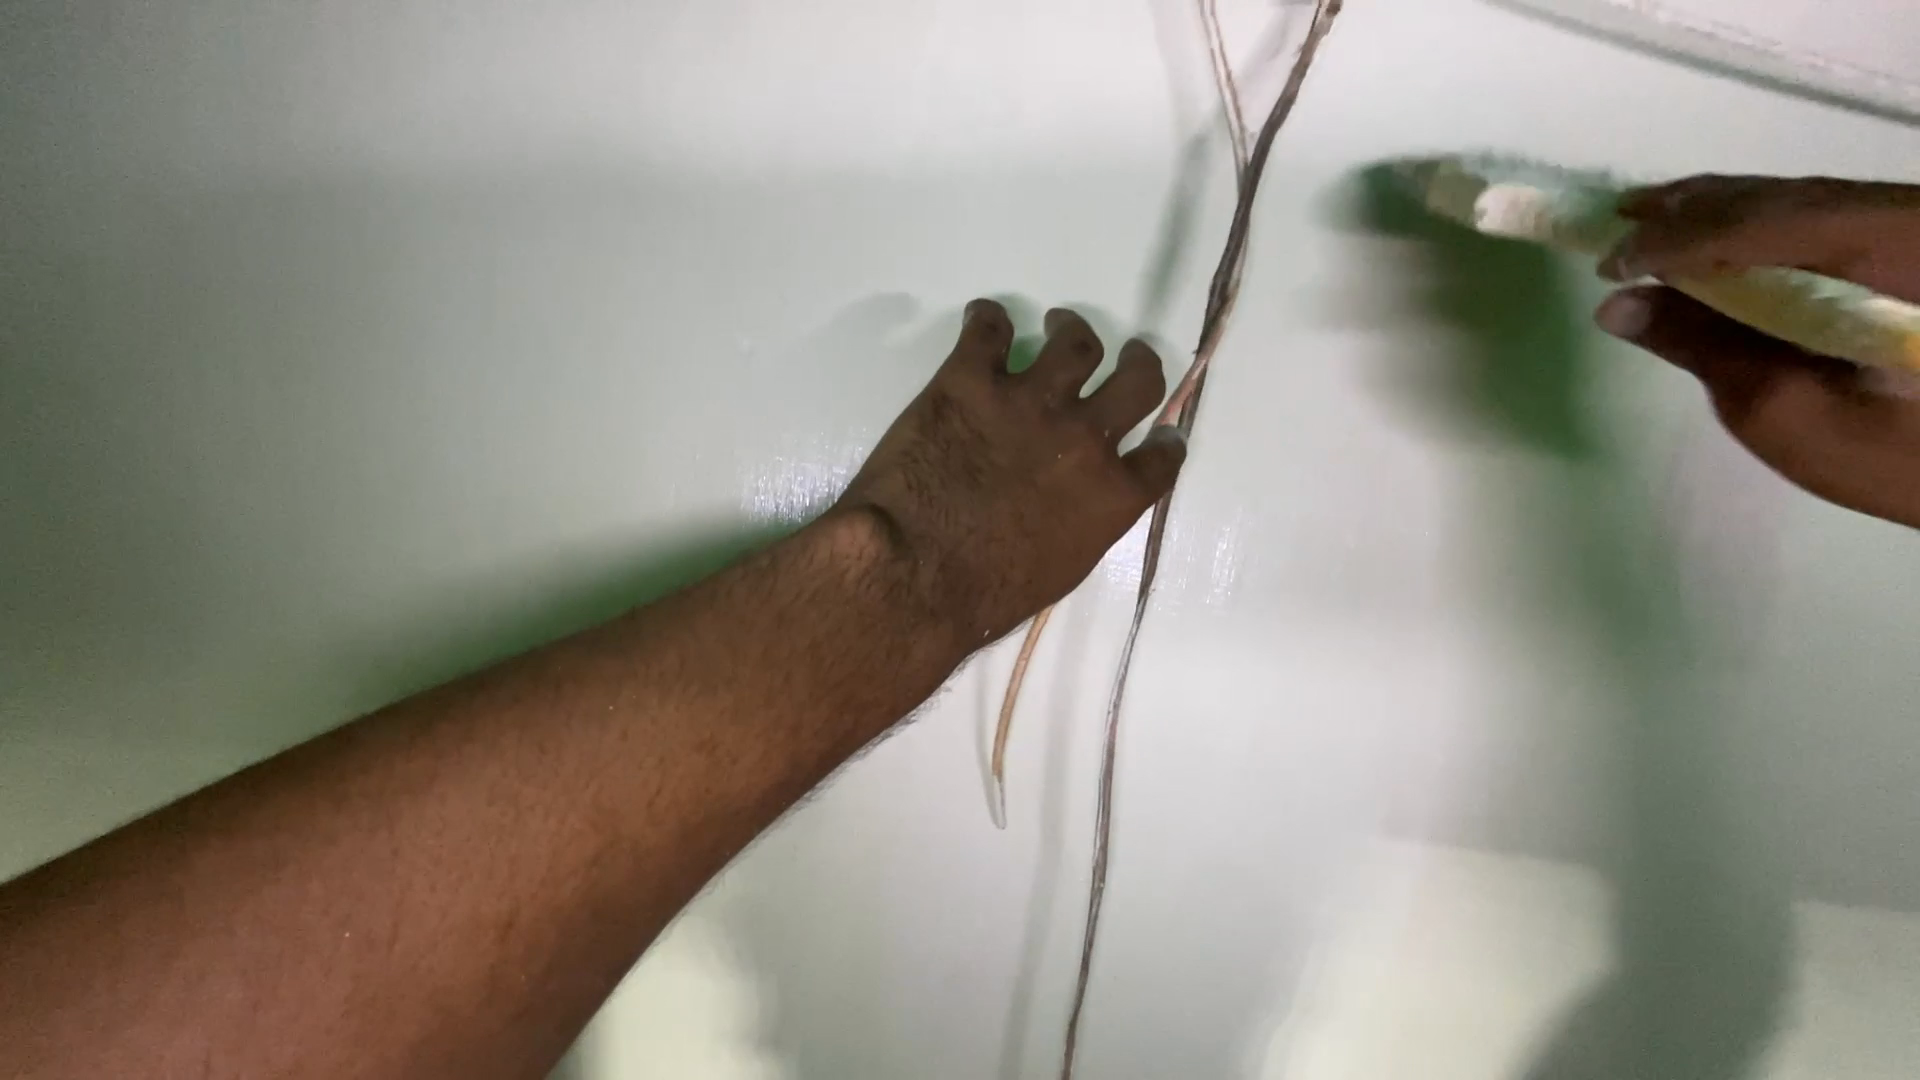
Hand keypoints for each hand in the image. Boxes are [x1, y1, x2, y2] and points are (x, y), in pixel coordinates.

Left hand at [835, 300, 1184, 645]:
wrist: (913, 573)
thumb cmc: (981, 596)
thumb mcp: (1056, 572)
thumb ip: (1081, 525)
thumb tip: (1075, 503)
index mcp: (1111, 496)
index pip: (1162, 456)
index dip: (1165, 441)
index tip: (1159, 434)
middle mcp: (1084, 438)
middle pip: (1138, 379)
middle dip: (1138, 362)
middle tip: (1126, 355)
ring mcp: (1030, 402)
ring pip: (1075, 341)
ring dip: (1072, 328)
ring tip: (1059, 322)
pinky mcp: (970, 380)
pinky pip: (989, 328)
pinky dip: (988, 321)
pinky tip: (985, 322)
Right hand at [1593, 174, 1919, 528]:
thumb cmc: (1913, 459)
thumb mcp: (1792, 413)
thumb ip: (1709, 348)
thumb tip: (1620, 304)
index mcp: (1911, 257)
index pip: (1780, 224)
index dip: (1682, 237)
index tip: (1607, 265)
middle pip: (1799, 198)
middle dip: (1697, 208)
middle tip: (1615, 219)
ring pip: (1818, 200)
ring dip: (1726, 210)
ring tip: (1651, 220)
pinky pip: (1838, 217)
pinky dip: (1766, 223)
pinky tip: (1721, 236)